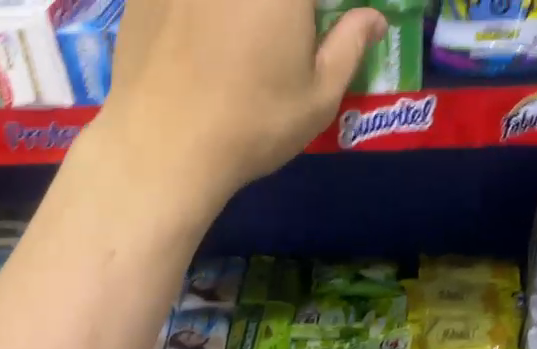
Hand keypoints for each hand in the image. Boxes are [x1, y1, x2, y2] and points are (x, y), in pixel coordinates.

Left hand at [94, 0, 386, 202]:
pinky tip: (195, 43)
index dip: (318, 9)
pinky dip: (193, 14)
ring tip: (238, 51)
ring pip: (225, 1)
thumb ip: (348, 47)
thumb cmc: (254, 125)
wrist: (165, 147)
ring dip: (239, 16)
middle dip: (284, 13)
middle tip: (286, 35)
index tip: (321, 24)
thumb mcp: (318, 98)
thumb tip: (372, 18)